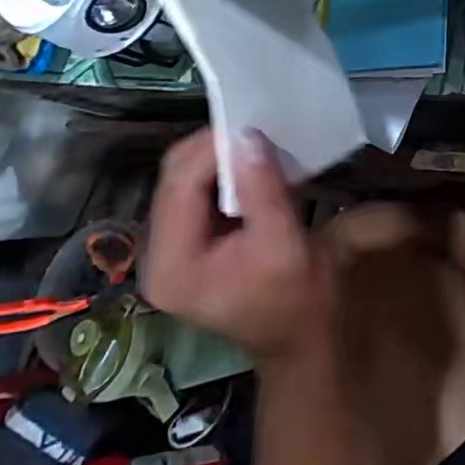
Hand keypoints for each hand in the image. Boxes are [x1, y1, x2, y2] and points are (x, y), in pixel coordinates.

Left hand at [140, 128, 337, 362]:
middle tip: (256, 128)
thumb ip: (264, 190)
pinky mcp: (191, 245)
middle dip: (214, 150)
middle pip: (174, 180)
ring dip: (220, 159)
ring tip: (257, 143)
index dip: (212, 150)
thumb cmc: (299, 301)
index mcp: (173, 266)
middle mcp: (159, 256)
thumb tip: (249, 136)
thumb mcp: (286, 244)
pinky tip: (252, 166)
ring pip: (184, 181)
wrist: (305, 341)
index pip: (180, 186)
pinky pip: (198, 194)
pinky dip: (225, 175)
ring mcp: (173, 250)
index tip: (252, 123)